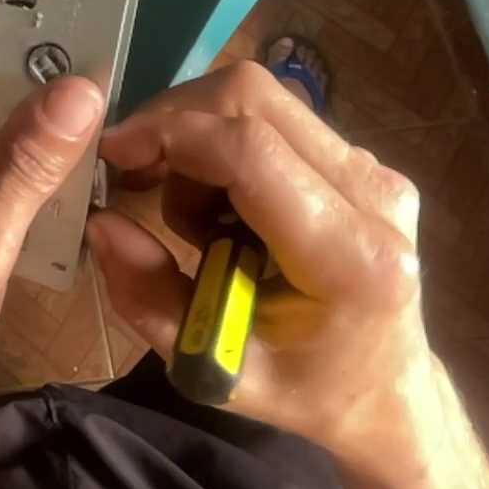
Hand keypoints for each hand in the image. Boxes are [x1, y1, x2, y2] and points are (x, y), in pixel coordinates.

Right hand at [88, 62, 432, 471]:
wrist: (388, 391)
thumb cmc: (302, 389)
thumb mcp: (209, 368)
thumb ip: (146, 295)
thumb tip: (100, 220)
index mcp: (348, 259)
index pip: (249, 151)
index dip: (168, 133)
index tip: (109, 152)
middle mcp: (373, 196)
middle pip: (252, 97)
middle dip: (173, 121)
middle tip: (135, 175)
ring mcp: (372, 169)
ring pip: (257, 97)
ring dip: (196, 138)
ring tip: (189, 215)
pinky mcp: (358, 159)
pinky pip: (269, 116)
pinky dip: (218, 143)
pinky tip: (216, 204)